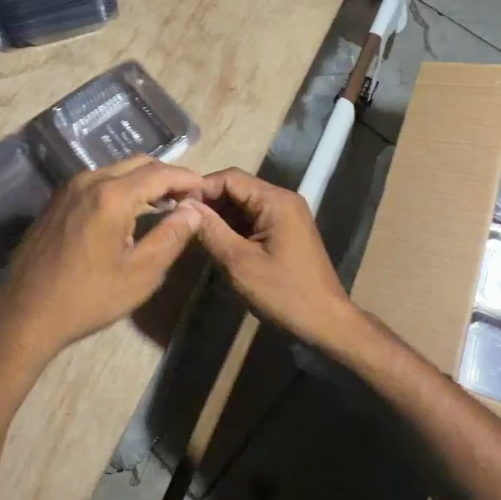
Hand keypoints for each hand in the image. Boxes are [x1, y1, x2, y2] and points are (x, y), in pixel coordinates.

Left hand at [0, 157, 206, 365]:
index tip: (206, 190)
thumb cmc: (87, 298)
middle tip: (188, 199)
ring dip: (144, 180)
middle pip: (140, 163)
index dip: (187, 179)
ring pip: (118, 170)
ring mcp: (70, 187)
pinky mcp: (58, 199)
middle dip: (167, 176)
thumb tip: (193, 210)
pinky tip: (131, 211)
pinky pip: (98, 180)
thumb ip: (171, 236)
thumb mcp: (140, 273)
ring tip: (165, 204)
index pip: (161, 173)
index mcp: (112, 195)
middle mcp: (90, 180)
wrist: (25, 314)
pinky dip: (122, 187)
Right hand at [185, 168, 368, 356]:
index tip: (175, 206)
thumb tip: (184, 207)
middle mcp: (282, 199)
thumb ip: (211, 231)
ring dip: (220, 216)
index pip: (230, 178)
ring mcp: (286, 215)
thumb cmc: (283, 292)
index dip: (200, 189)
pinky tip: (215, 242)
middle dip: (209, 202)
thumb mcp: (240, 263)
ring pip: (243, 204)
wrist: (325, 321)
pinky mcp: (285, 230)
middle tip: (180, 220)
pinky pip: (253, 218)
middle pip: (237, 188)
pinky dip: (233, 227)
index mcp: (275, 200)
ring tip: (193, 232)